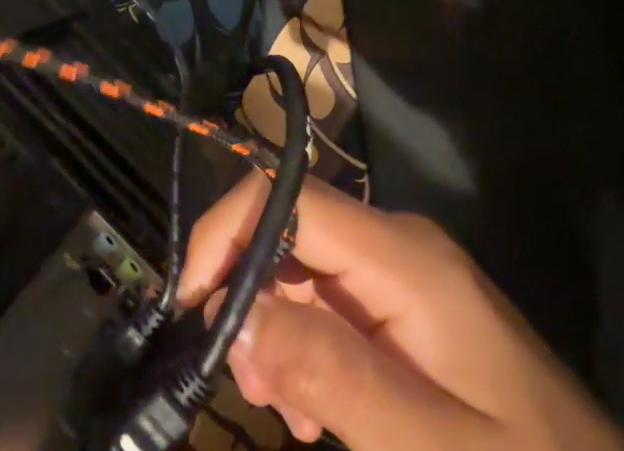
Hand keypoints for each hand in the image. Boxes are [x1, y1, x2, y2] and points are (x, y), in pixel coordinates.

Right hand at [179, 175, 623, 450]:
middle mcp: (397, 245)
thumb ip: (332, 375)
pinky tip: (310, 410)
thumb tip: (229, 311)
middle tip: (247, 386)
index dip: (221, 235)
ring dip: (267, 331)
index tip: (192, 311)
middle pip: (281, 231)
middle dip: (242, 297)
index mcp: (405, 258)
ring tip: (283, 411)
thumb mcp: (431, 445)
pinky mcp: (403, 306)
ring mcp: (401, 275)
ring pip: (294, 268)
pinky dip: (297, 346)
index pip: (281, 197)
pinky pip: (323, 302)